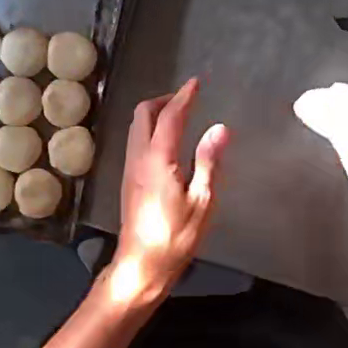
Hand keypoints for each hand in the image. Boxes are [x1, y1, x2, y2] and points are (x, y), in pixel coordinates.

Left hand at [107, 79, 228, 302]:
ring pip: (136, 128)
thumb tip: (219, 128)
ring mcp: (129, 169)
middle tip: (186, 98)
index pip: (170, 116)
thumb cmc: (175, 237)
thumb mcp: (202, 201)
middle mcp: (138, 158)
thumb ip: (209, 162)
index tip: (195, 83)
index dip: (183, 96)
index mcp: (158, 159)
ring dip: (154, 114)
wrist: (141, 265)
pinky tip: (167, 142)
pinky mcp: (128, 181)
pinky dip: (150, 130)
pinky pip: (136, 143)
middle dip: (163, 100)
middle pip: (143, 114)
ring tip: (179, 115)